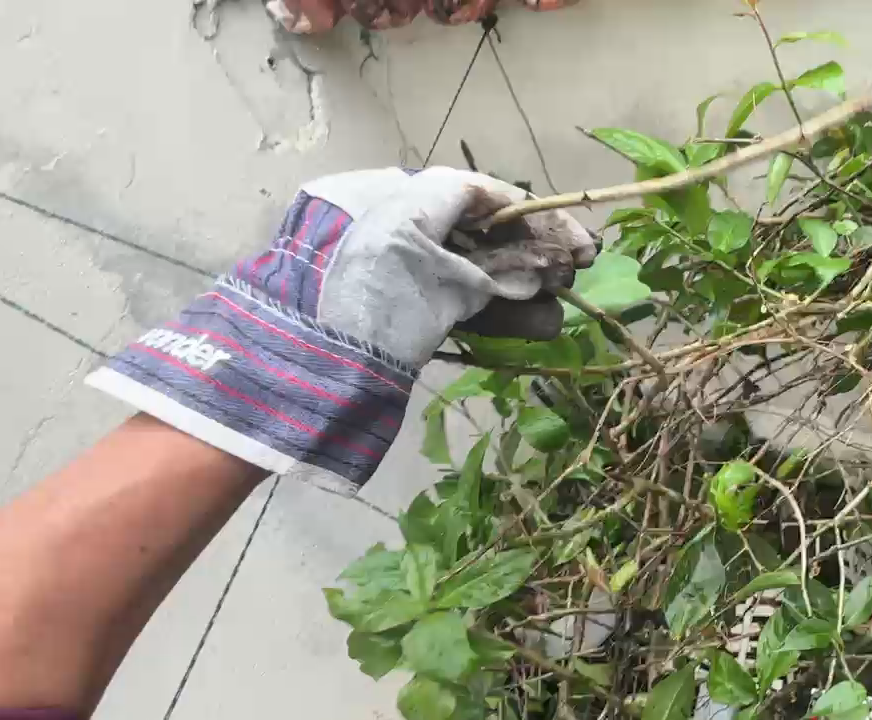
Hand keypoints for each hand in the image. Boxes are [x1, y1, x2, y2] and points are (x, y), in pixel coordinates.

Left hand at [85, 167, 594, 491]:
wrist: (293, 373)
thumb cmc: (354, 302)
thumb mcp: (417, 255)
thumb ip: (476, 253)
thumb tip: (528, 262)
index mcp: (387, 197)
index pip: (472, 194)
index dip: (531, 215)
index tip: (579, 242)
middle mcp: (394, 231)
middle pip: (479, 235)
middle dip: (533, 256)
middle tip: (574, 276)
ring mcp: (399, 278)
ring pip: (476, 276)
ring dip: (524, 291)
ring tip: (562, 310)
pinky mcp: (404, 318)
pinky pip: (461, 308)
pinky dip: (500, 317)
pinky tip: (538, 326)